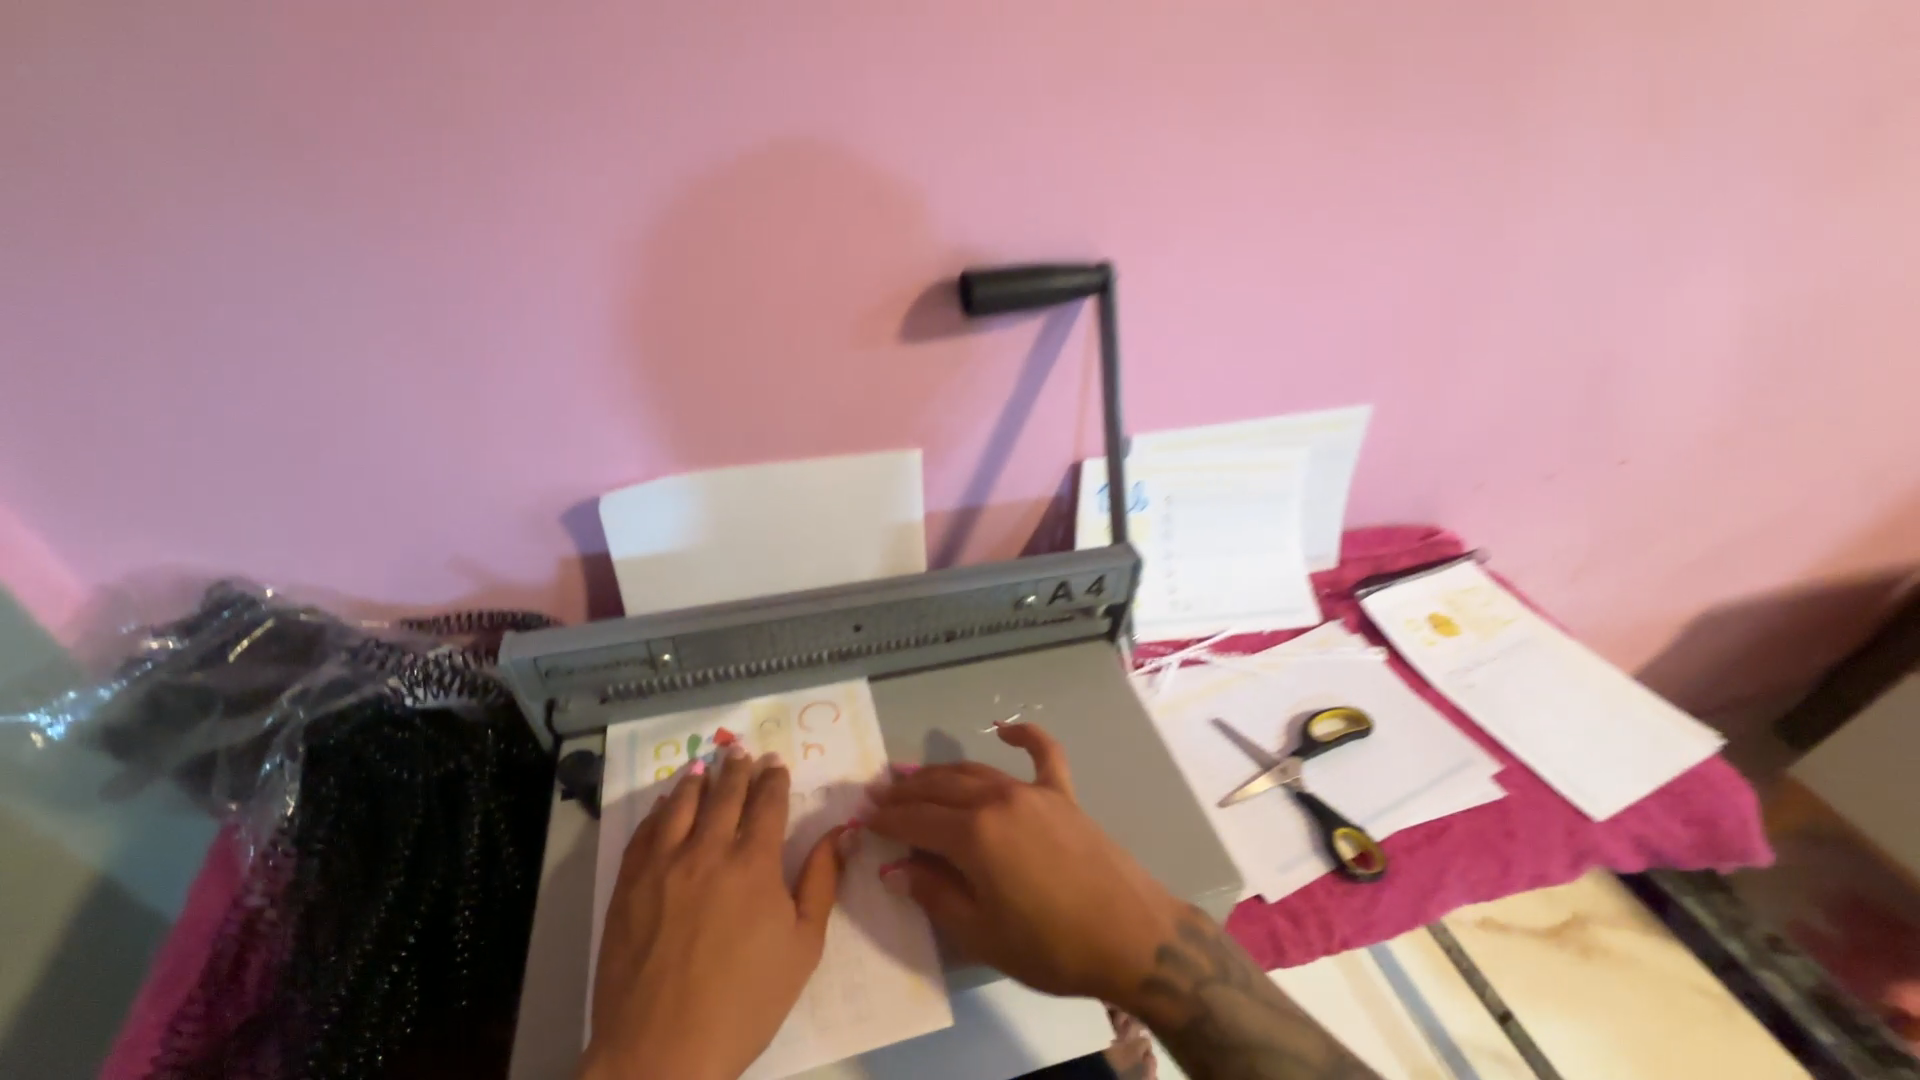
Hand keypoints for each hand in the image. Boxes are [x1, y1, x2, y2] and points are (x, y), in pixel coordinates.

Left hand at [581, 746, 849, 1079]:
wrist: (661, 1050)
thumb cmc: (745, 1002)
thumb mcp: (803, 946)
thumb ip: (821, 882)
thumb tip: (841, 832)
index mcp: (754, 863)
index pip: (766, 803)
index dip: (773, 779)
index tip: (775, 763)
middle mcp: (707, 851)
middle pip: (724, 795)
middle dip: (737, 769)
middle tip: (742, 752)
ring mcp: (662, 866)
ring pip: (680, 805)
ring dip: (697, 781)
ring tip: (705, 767)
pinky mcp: (628, 885)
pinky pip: (644, 832)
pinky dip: (658, 811)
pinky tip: (664, 806)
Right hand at [861, 723, 1184, 1009]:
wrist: (1131, 937)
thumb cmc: (1051, 946)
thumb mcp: (981, 933)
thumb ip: (934, 893)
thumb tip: (896, 867)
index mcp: (974, 835)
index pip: (916, 820)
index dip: (886, 821)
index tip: (862, 821)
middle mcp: (999, 800)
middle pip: (940, 789)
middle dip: (905, 793)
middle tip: (879, 797)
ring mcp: (1033, 792)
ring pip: (975, 771)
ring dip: (941, 773)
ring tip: (914, 776)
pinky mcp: (1064, 795)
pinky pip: (1043, 754)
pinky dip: (1024, 735)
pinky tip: (1005, 729)